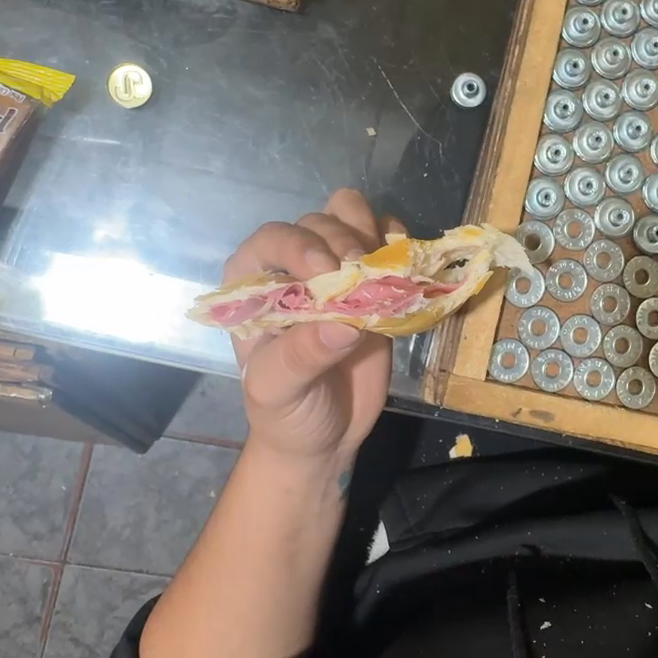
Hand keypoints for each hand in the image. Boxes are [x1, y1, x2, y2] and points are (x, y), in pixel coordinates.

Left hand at [223, 189, 395, 465]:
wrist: (325, 438)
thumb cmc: (285, 412)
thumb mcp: (278, 390)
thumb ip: (302, 356)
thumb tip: (345, 324)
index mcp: (255, 284)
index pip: (272, 239)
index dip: (298, 244)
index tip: (325, 270)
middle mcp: (294, 268)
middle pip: (319, 222)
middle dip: (343, 241)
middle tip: (361, 275)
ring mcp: (338, 272)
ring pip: (352, 219)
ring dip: (371, 235)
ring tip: (383, 269)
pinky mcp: (374, 285)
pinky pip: (387, 243)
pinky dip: (399, 246)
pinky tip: (403, 270)